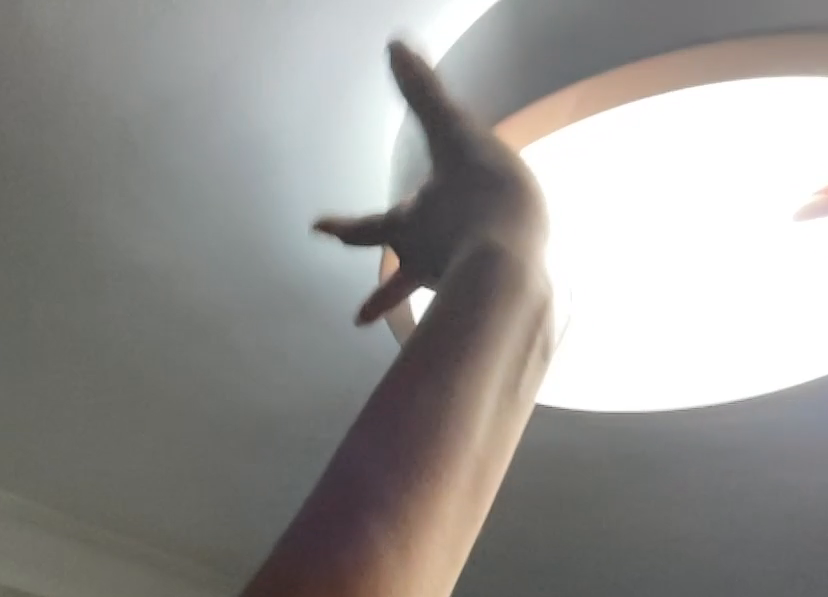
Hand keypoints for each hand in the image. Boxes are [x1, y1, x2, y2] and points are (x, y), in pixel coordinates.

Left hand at [316, 43, 548, 324]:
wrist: (512, 269)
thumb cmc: (482, 200)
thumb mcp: (455, 137)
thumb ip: (425, 96)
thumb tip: (394, 46)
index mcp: (410, 226)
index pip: (365, 228)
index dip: (340, 227)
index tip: (316, 228)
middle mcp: (424, 261)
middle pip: (398, 277)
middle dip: (383, 293)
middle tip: (360, 318)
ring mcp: (454, 284)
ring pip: (441, 295)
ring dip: (439, 305)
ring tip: (442, 319)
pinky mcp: (488, 297)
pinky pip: (482, 298)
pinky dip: (486, 303)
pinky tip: (507, 305)